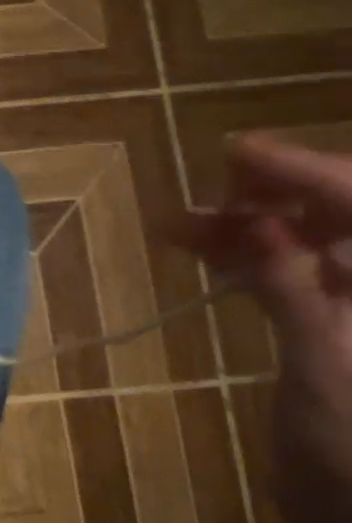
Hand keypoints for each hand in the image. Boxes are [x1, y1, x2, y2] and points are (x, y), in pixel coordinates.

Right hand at [171, 134, 351, 522]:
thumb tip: (254, 223)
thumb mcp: (325, 370)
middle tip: (208, 186)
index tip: (236, 152)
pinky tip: (208, 252)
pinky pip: (299, 277)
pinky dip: (252, 261)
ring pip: (320, 244)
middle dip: (281, 195)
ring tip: (185, 222)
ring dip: (254, 229)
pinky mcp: (341, 331)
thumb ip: (294, 292)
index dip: (312, 174)